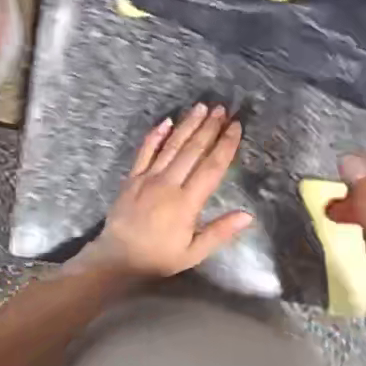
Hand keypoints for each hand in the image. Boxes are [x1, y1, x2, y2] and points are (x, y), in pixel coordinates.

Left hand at [72, 103, 252, 280]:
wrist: (117, 258)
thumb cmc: (158, 258)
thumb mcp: (193, 253)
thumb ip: (220, 232)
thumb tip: (248, 215)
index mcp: (186, 203)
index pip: (212, 167)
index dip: (226, 145)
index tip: (236, 127)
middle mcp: (168, 184)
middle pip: (193, 150)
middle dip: (209, 127)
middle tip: (222, 109)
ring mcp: (148, 178)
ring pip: (171, 146)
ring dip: (187, 125)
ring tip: (201, 107)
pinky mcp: (132, 178)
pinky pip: (144, 151)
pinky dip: (155, 135)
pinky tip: (166, 121)